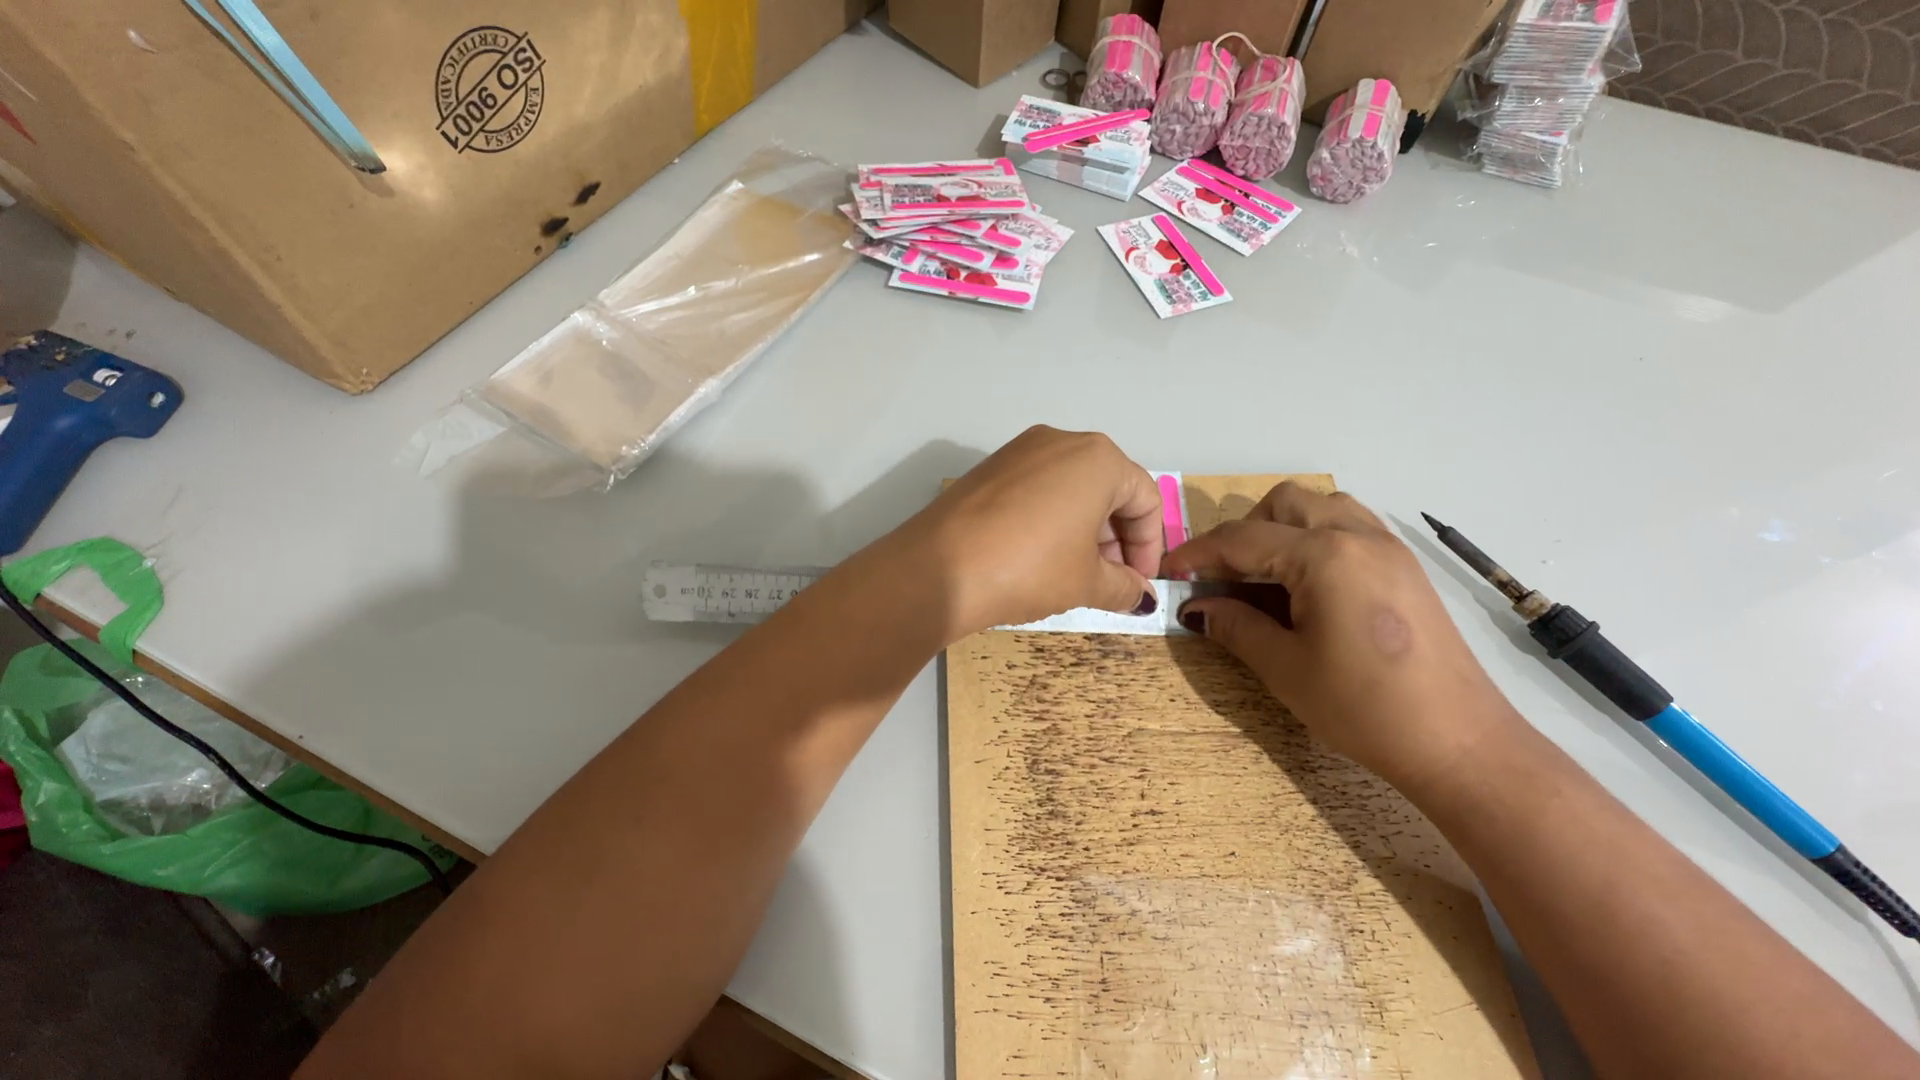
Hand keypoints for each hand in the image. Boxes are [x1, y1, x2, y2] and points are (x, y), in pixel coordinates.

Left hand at [895, 426, 1161, 639]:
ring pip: (1071, 489)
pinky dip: (1051, 520)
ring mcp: (1020, 451)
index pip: (1145, 499)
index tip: (1139, 583)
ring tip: (1075, 575)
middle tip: (1110, 581)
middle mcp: (1061, 441)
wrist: (938, 569)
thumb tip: (1141, 596)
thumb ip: (1123, 587)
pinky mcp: (989, 469)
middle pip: (1108, 489)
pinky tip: (1039, 558)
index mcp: (1098, 458)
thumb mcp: (1087, 582)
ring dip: (1085, 531)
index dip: (1150, 546)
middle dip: (1117, 538)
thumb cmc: (1030, 568)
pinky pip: (1038, 490)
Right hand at [1162, 483, 1520, 788]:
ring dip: (1283, 527)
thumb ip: (1235, 626)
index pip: (1242, 540)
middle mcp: (1357, 535)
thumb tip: (1196, 607)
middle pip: (1284, 503)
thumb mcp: (1285, 668)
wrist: (1458, 741)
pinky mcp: (1405, 567)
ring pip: (1322, 507)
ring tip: (1267, 576)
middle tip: (1225, 577)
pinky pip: (1351, 526)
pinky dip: (1317, 537)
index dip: (1197, 554)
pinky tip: (1308, 584)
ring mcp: (1388, 547)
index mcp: (1324, 556)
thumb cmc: (1363, 707)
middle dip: (1244, 531)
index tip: (1168, 571)